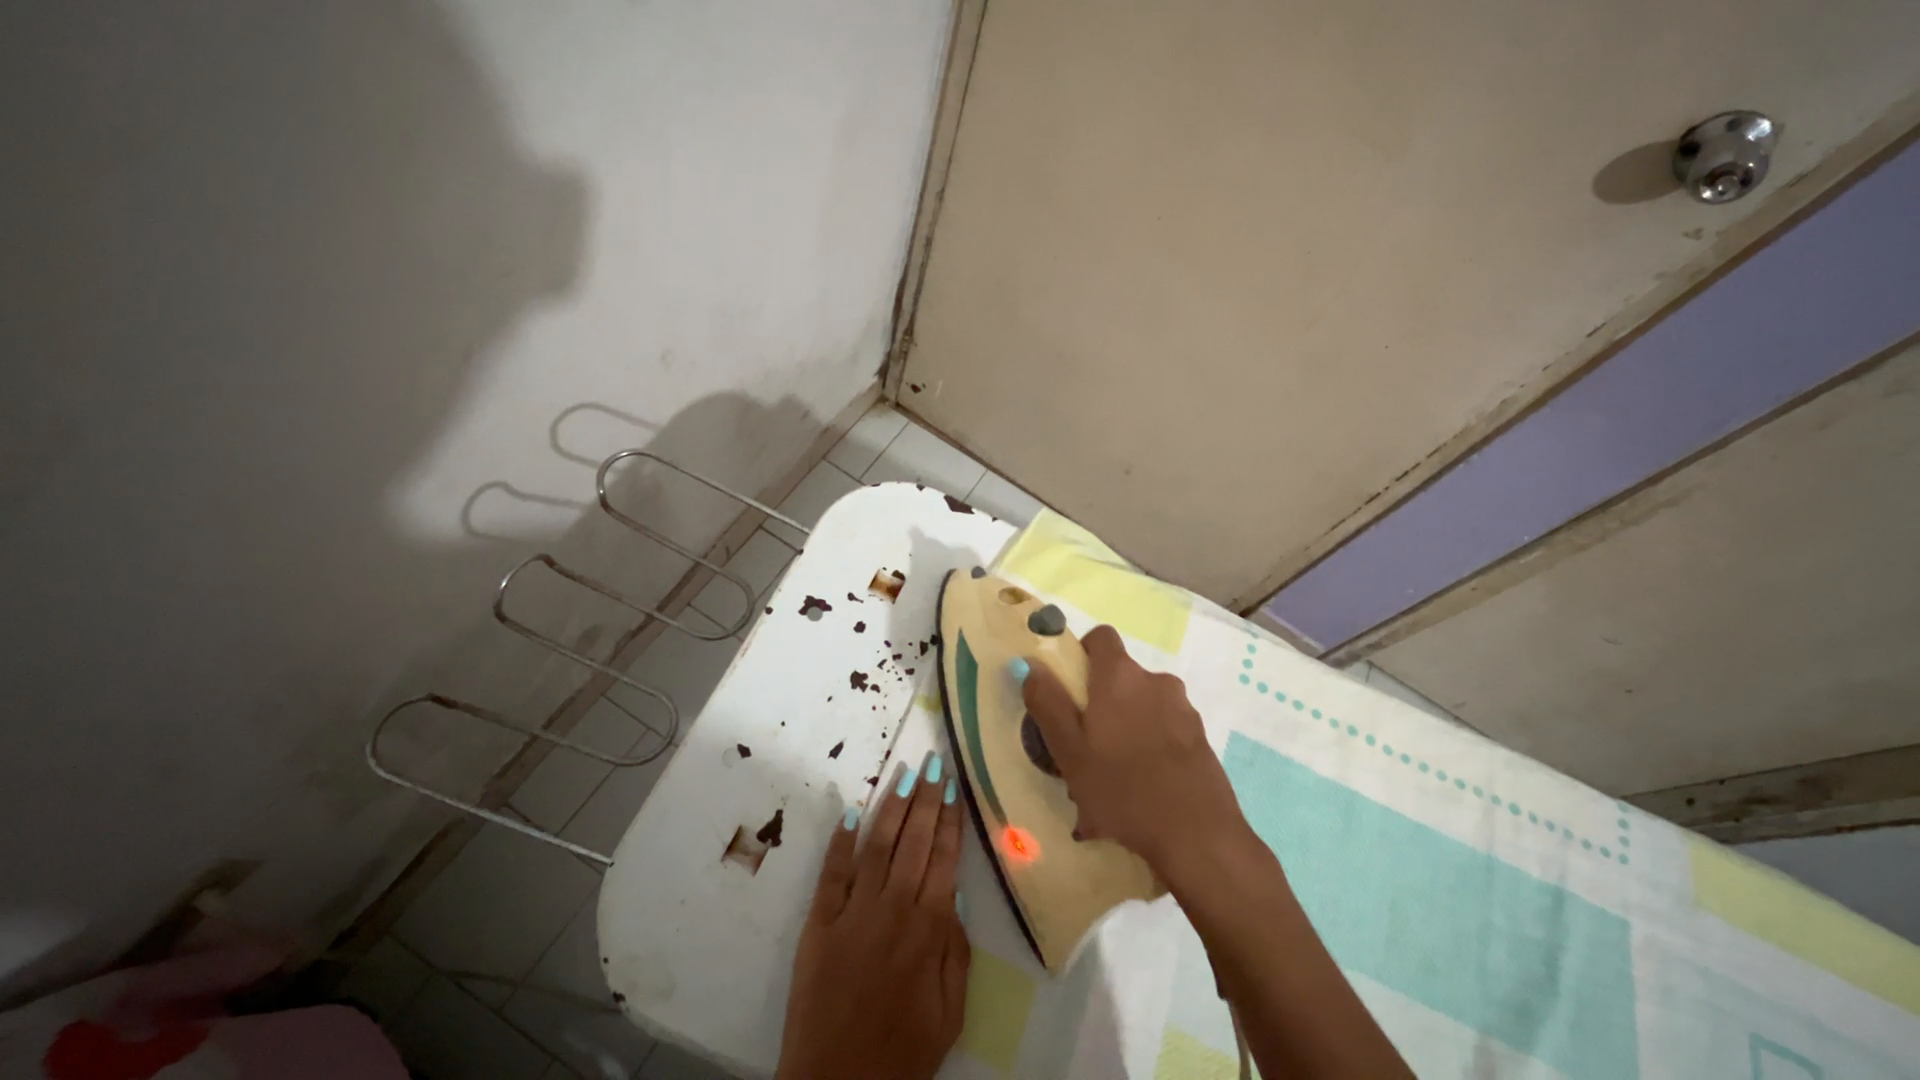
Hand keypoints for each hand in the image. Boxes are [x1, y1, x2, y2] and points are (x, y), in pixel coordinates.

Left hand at [777, 754, 969, 1079]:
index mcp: (929, 930)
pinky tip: (852, 812)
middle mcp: (893, 910)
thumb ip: (956, 951)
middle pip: (912, 842)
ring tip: (902, 774)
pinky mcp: (819, 923)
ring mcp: (853, 913)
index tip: (952, 786)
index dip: (949, 820)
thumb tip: (953, 893)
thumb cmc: (902, 1052)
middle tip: (932, 762)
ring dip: (891, 807)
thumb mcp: (950, 1011)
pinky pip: (833, 872)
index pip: (943, 859)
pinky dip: (842, 840)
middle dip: (924, 798)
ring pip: (876, 846)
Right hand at [1020, 626, 1248, 884]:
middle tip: (1081, 750)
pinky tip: (1136, 796)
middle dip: (1100, 705)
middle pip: (1120, 678)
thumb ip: (1047, 702)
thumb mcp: (1069, 750)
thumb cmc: (1122, 788)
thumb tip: (1031, 663)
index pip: (1101, 637)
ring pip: (1142, 709)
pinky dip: (1147, 753)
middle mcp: (1156, 681)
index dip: (1081, 655)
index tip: (1068, 690)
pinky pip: (1163, 734)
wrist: (1197, 835)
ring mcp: (1184, 710)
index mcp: (1121, 676)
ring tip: (1108, 783)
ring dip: (1123, 732)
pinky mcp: (1200, 740)